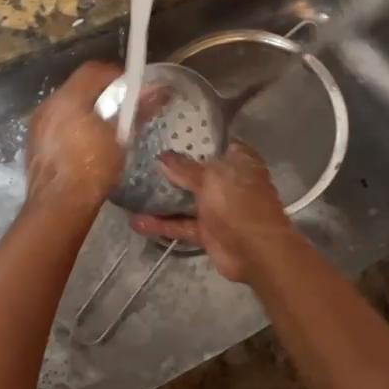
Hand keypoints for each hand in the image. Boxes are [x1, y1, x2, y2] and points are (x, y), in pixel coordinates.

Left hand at [24, 61, 124, 210]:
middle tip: (121, 109)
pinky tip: (85, 147)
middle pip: (77, 88)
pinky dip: (71, 128)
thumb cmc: (92, 170)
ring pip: (65, 108)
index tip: (132, 87)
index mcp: (67, 99)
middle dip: (101, 94)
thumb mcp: (119, 139)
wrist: (58, 206)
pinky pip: (55, 126)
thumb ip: (136, 111)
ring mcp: (36, 126)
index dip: (115, 74)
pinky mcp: (33, 144)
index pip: (93, 71)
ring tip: (105, 130)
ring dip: (85, 112)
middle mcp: (47, 106)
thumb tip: (157, 90)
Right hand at [129, 143, 299, 282]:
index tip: (165, 136)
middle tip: (142, 161)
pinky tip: (137, 222)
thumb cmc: (237, 204)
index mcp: (238, 162)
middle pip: (196, 173)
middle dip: (172, 170)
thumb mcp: (210, 178)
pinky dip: (162, 225)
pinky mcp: (208, 232)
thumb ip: (184, 168)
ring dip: (163, 199)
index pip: (215, 144)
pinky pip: (182, 225)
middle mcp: (229, 183)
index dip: (193, 140)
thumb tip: (162, 157)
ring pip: (186, 200)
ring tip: (132, 192)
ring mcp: (218, 209)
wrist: (256, 252)